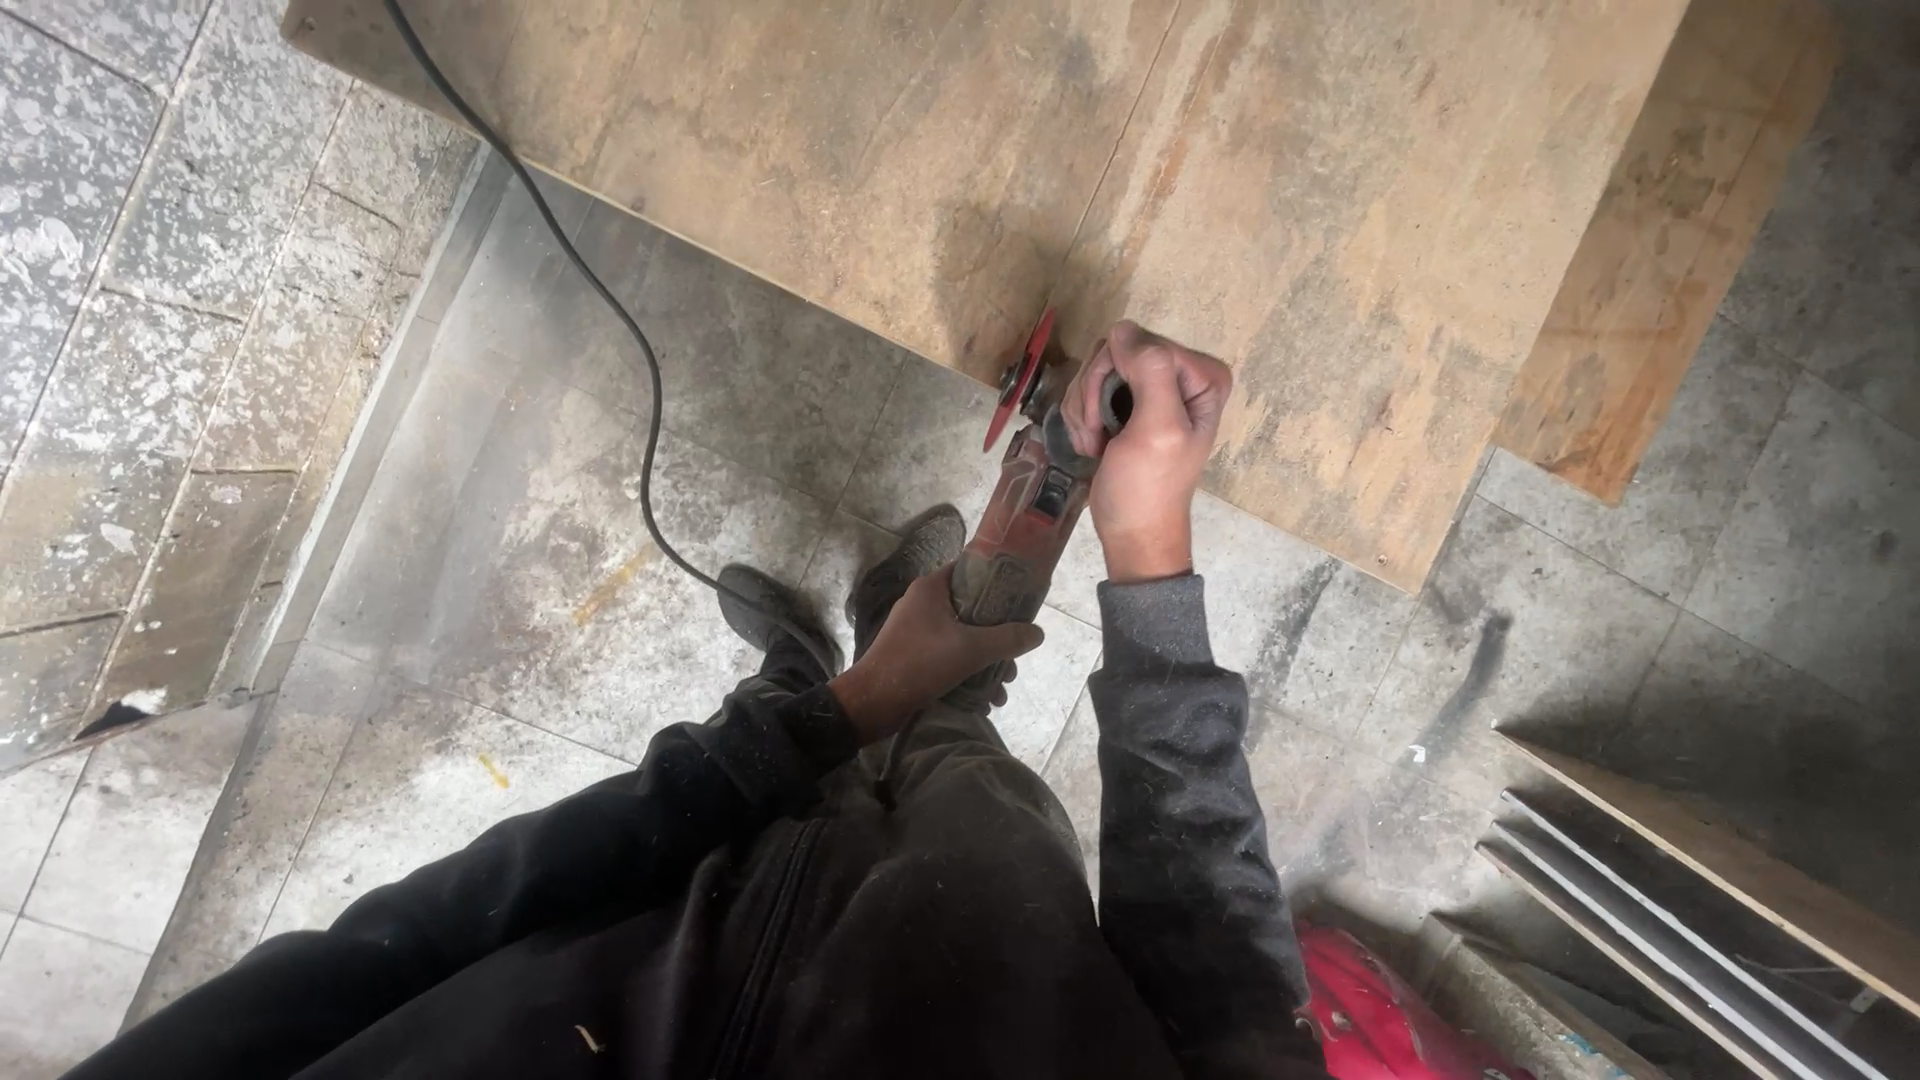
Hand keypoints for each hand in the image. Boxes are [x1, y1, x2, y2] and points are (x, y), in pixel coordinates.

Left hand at [827, 565, 1044, 742]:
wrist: (873, 702)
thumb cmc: (920, 663)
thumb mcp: (971, 649)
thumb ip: (1007, 639)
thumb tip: (1038, 633)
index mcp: (931, 588)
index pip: (970, 570)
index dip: (997, 581)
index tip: (1020, 599)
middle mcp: (923, 603)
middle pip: (972, 610)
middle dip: (998, 636)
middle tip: (1015, 658)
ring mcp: (917, 630)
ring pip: (964, 637)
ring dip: (986, 661)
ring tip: (1003, 689)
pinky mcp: (914, 655)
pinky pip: (949, 656)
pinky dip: (968, 673)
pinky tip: (985, 699)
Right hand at [1061, 320, 1232, 582]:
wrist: (1131, 532)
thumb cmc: (1147, 488)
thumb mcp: (1157, 429)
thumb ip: (1150, 371)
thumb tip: (1122, 329)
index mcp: (1203, 376)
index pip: (1140, 342)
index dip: (1112, 376)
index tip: (1108, 422)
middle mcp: (1180, 375)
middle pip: (1115, 352)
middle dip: (1093, 395)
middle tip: (1098, 435)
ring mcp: (1151, 389)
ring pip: (1096, 369)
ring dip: (1083, 410)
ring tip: (1095, 444)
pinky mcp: (1127, 405)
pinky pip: (1088, 388)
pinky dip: (1080, 418)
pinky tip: (1091, 444)